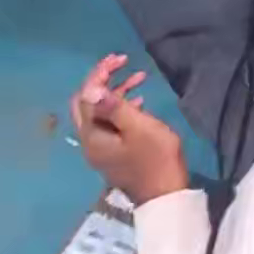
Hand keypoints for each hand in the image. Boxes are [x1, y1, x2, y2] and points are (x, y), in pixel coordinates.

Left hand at [71, 54, 187, 204]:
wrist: (166, 195)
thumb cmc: (154, 157)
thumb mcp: (137, 127)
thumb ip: (113, 107)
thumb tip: (90, 87)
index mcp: (92, 135)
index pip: (87, 96)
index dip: (100, 74)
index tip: (119, 58)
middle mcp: (91, 142)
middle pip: (88, 103)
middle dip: (103, 80)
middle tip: (122, 63)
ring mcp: (102, 149)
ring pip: (101, 111)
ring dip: (116, 91)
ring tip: (139, 76)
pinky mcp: (115, 152)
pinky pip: (111, 122)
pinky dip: (122, 106)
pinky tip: (140, 99)